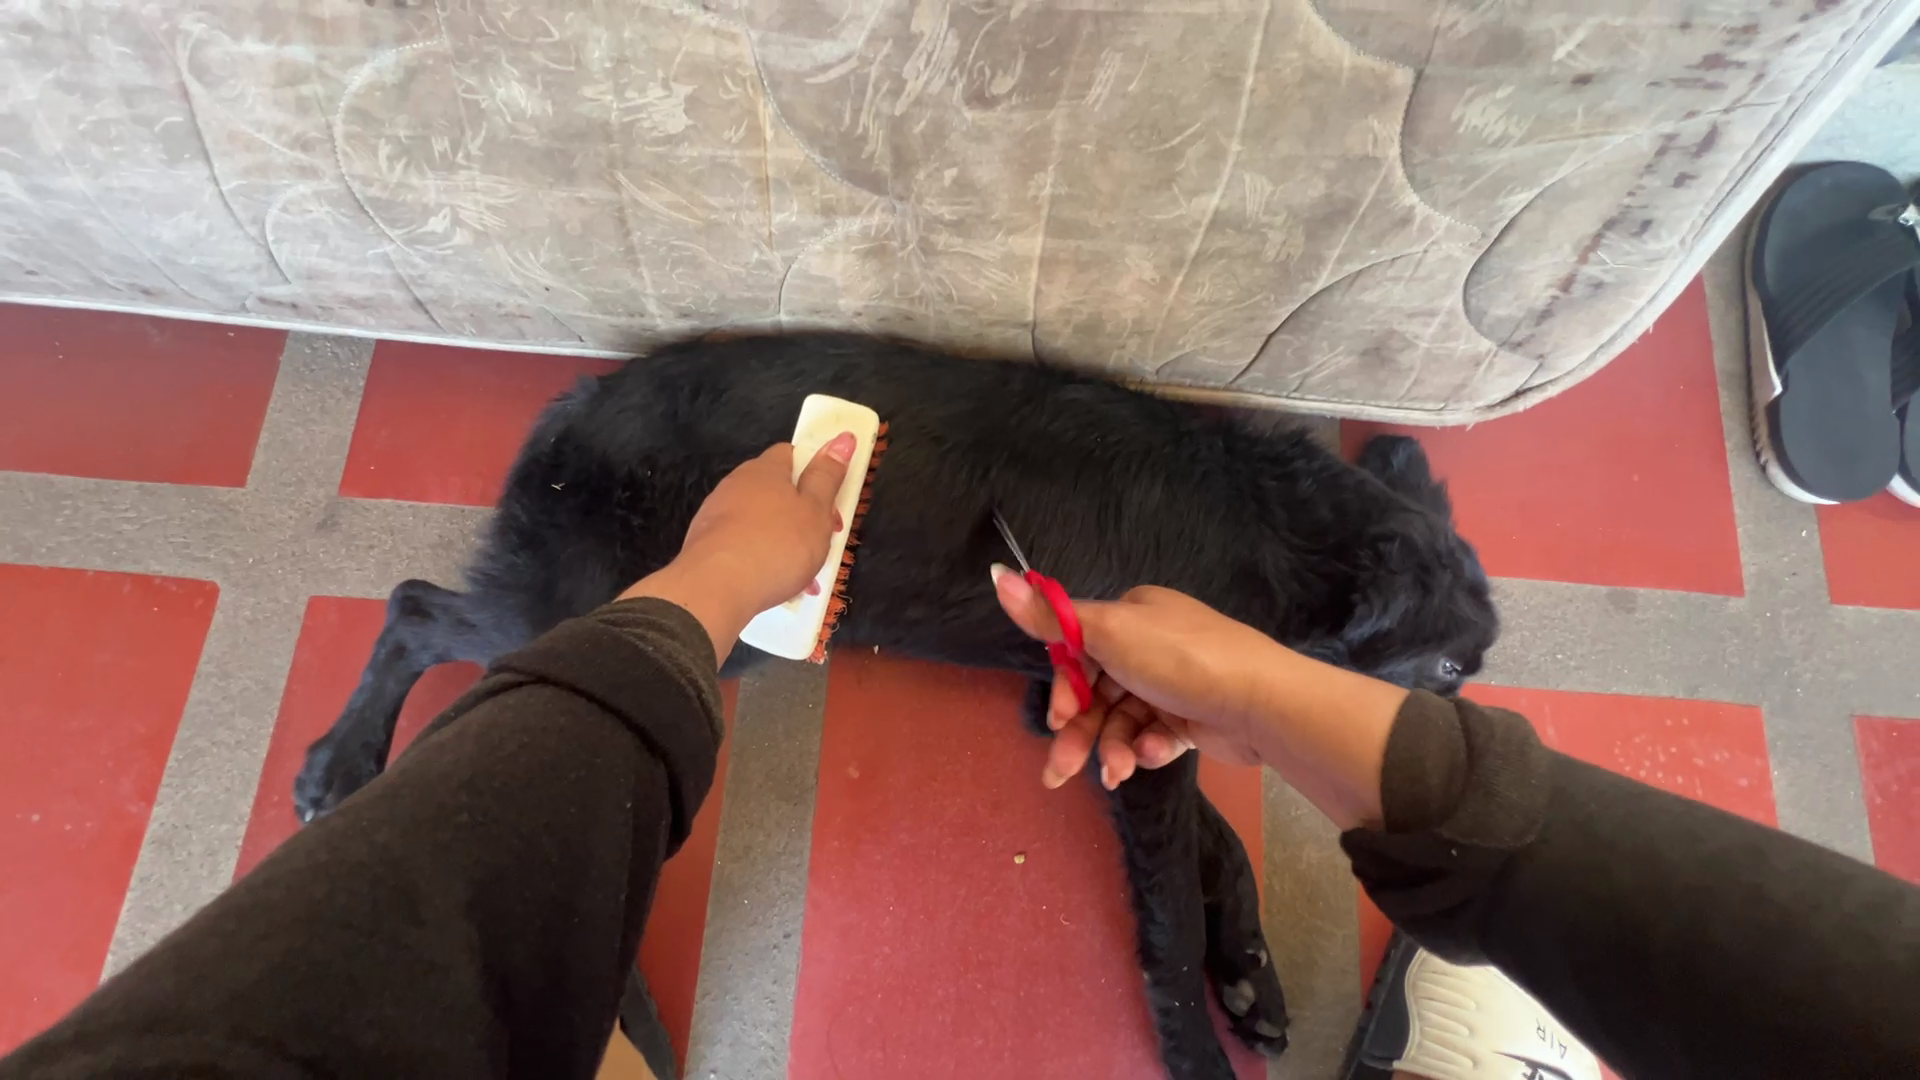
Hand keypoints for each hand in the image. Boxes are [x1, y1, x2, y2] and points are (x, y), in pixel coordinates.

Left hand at [622, 435, 852, 658]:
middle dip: (803, 515)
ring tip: (803, 576)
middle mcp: (736, 485)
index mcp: (765, 470)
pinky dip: (762, 560)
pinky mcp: (705, 545)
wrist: (714, 588)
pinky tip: (776, 585)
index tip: (831, 502)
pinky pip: (743, 546)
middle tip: (823, 542)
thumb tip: (842, 438)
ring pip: (762, 523)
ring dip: (785, 543)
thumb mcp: (815, 511)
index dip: (815, 472)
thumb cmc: (776, 545)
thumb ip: (827, 477)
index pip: (792, 453)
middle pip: (777, 491)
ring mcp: (716, 515)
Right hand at [995, 573, 1405, 828]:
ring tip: (1118, 773)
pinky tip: (1155, 755)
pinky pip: (1154, 735)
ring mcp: (1173, 683)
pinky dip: (1149, 747)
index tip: (1057, 718)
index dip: (1064, 688)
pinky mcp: (1192, 718)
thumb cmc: (1178, 659)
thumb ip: (1049, 616)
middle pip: (1097, 691)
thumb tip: (995, 574)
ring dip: (1114, 747)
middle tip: (1060, 772)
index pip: (1079, 650)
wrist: (1263, 702)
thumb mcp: (1107, 632)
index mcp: (1132, 615)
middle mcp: (1151, 644)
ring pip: (1123, 719)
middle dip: (1081, 731)